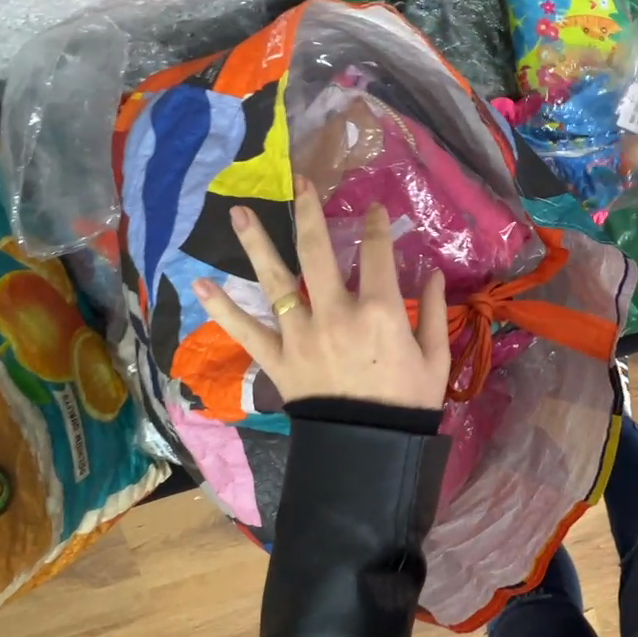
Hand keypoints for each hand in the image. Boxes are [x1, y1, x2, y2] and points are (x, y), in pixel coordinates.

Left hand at [193, 179, 450, 411]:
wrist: (368, 453)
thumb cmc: (407, 404)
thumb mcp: (435, 359)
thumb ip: (436, 313)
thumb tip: (432, 274)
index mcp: (381, 310)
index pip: (378, 252)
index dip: (376, 225)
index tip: (374, 210)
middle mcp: (337, 313)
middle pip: (318, 252)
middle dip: (309, 213)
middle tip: (300, 183)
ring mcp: (302, 335)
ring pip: (276, 282)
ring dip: (258, 245)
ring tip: (240, 213)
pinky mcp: (279, 360)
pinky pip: (247, 331)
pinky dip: (223, 309)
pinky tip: (201, 284)